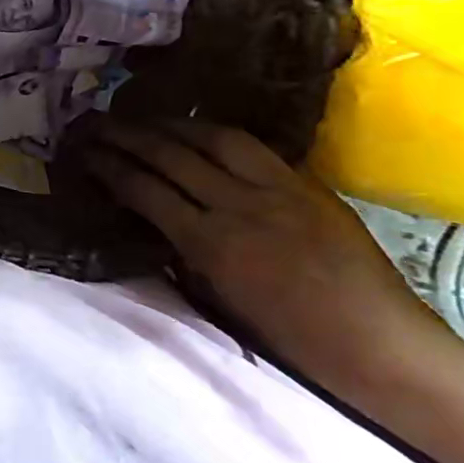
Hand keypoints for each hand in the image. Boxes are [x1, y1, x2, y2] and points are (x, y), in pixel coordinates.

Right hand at [85, 119, 457, 388]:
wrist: (382, 345)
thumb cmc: (290, 335)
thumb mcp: (215, 294)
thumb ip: (177, 247)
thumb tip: (143, 213)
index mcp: (211, 244)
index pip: (141, 188)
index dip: (106, 165)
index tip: (81, 153)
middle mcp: (239, 206)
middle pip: (168, 154)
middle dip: (124, 134)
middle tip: (94, 123)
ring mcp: (277, 190)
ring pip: (209, 138)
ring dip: (167, 124)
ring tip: (140, 118)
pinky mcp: (306, 184)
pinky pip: (249, 145)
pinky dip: (211, 132)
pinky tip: (193, 130)